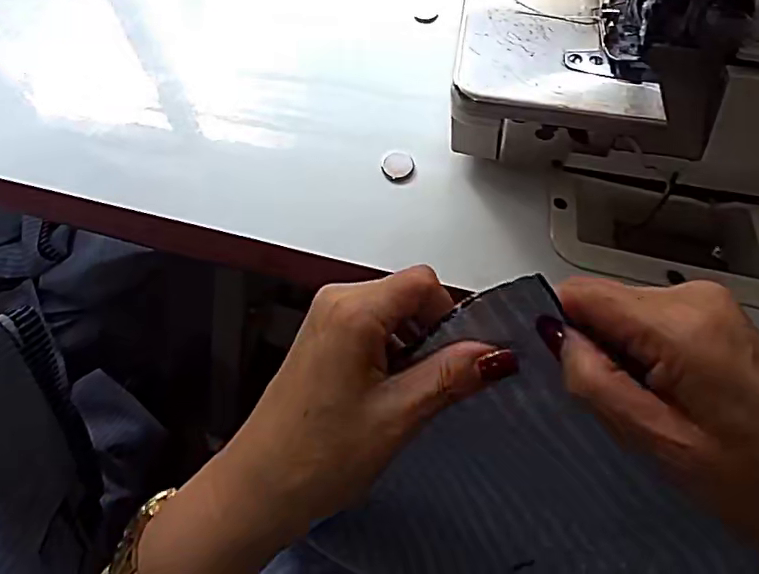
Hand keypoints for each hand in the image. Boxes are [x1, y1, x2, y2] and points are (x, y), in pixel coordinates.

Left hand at [137, 266, 516, 573]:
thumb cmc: (318, 451)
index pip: (422, 281)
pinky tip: (387, 390)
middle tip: (437, 382)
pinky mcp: (323, 331)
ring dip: (411, 343)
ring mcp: (325, 314)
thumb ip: (449, 376)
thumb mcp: (398, 415)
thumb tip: (492, 353)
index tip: (464, 356)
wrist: (266, 478)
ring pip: (391, 308)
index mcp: (351, 309)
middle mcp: (334, 300)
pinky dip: (391, 347)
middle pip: (406, 292)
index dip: (451, 315)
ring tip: (407, 393)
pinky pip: (371, 322)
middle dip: (432, 332)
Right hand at [552, 276, 758, 572]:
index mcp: (683, 324)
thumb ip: (595, 382)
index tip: (572, 368)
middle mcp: (698, 298)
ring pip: (619, 309)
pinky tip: (678, 392)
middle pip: (598, 299)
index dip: (560, 328)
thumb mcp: (663, 444)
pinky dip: (645, 350)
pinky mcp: (718, 314)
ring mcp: (712, 302)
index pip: (577, 291)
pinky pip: (646, 316)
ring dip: (621, 350)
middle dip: (597, 346)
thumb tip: (554, 337)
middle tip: (630, 402)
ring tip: (662, 403)